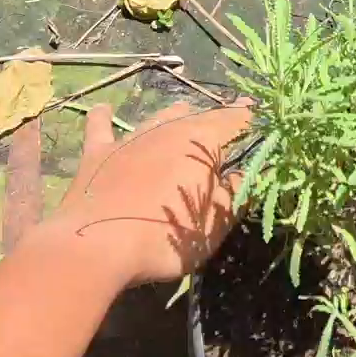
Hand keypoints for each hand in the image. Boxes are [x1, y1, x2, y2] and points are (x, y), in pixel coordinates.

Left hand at [34, 100, 252, 285]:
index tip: (259, 112)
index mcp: (201, 140)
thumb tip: (248, 171)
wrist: (95, 247)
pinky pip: (101, 129)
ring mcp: (131, 139)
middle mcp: (168, 129)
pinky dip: (103, 119)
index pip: (233, 121)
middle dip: (215, 118)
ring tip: (183, 114)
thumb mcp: (215, 221)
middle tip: (226, 122)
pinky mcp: (98, 155)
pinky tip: (102, 109)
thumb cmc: (166, 235)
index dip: (249, 117)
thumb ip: (236, 191)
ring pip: (159, 117)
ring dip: (174, 116)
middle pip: (198, 116)